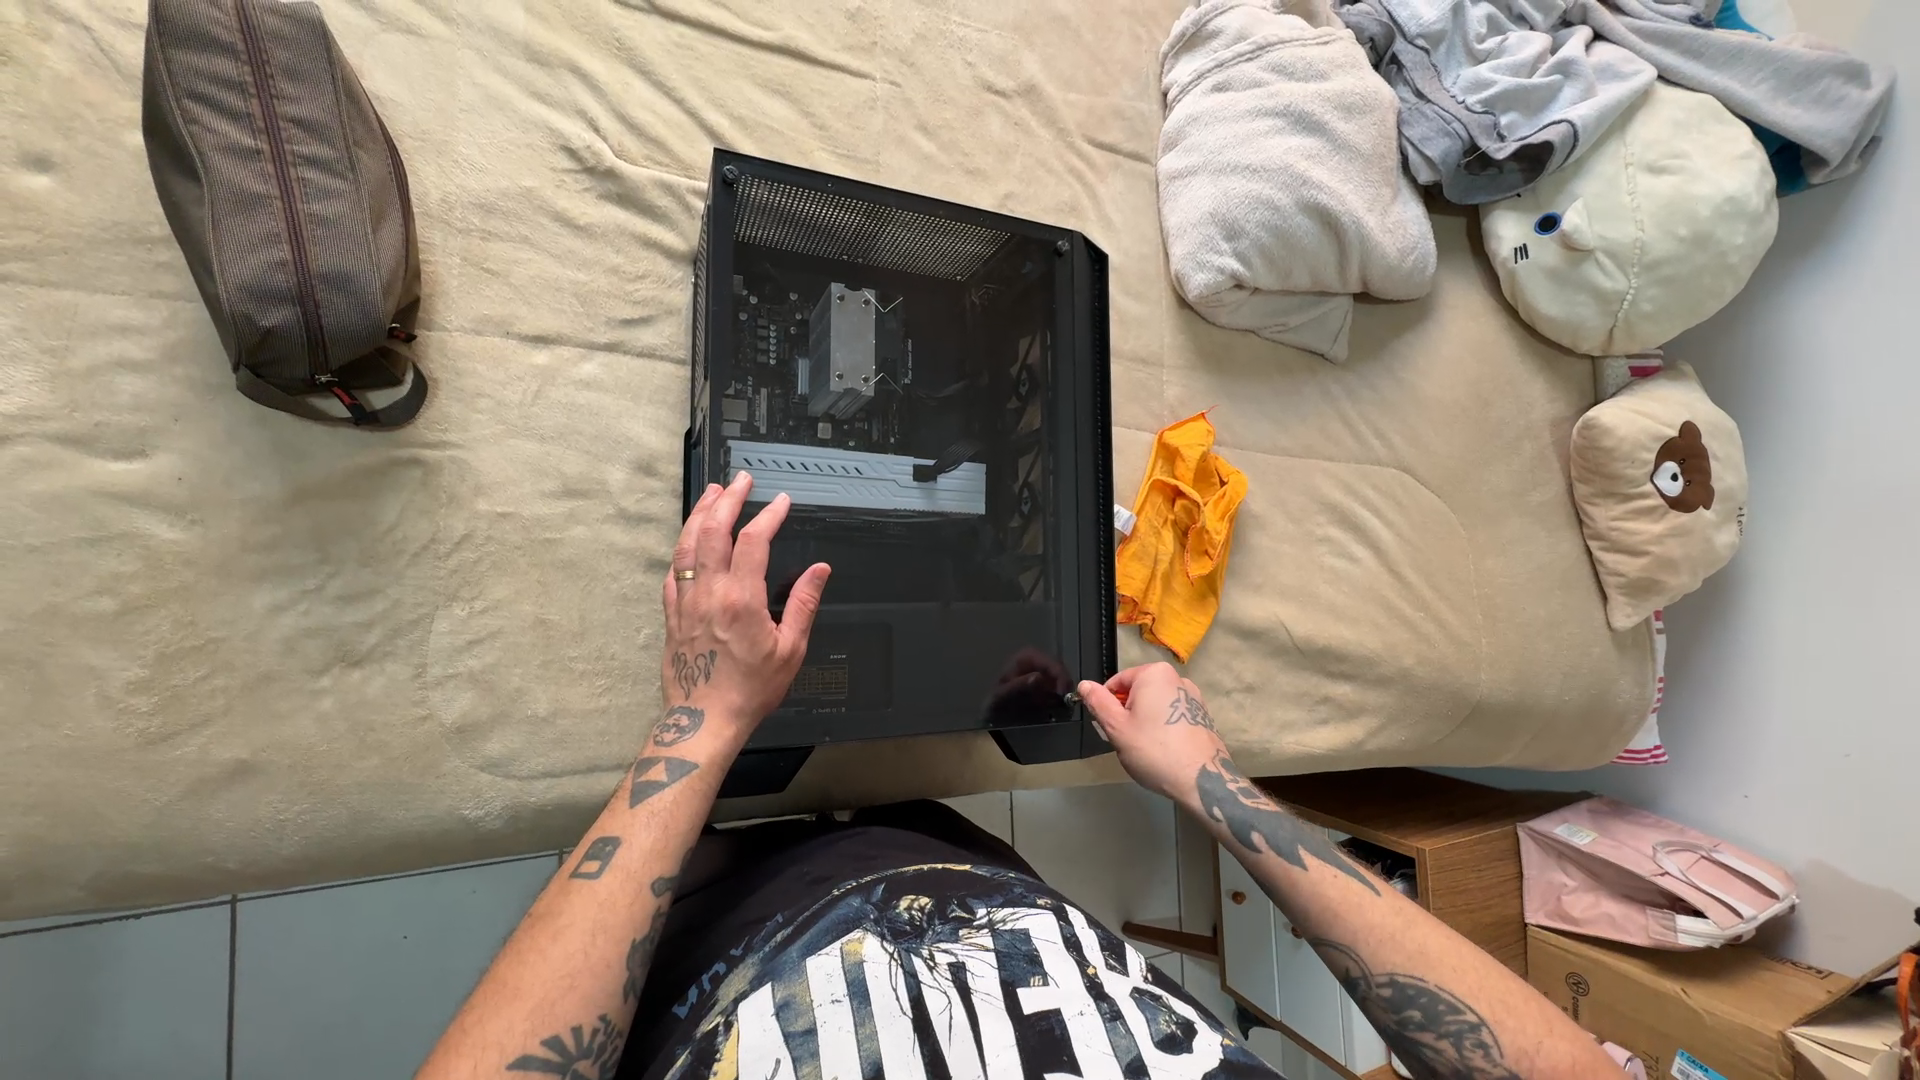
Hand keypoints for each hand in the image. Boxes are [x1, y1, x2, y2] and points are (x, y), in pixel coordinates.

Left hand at [658, 472, 829, 747]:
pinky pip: (672, 572)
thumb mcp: (791, 650)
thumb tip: (819, 570)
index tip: (781, 502)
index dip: (768, 515)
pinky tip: (688, 541)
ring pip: (687, 545)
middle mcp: (709, 593)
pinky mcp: (671, 616)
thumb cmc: (750, 690)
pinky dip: (681, 549)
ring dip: (700, 515)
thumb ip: (803, 604)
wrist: (704, 721)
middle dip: (728, 500)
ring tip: (712, 494)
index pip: (753, 541)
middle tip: (741, 481)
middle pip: (713, 531)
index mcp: (741, 599)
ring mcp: (685, 602)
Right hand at [1074, 663, 1226, 808]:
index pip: (1117, 682)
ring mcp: (1193, 697)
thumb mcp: (1116, 727)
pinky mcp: (1203, 716)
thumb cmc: (1154, 750)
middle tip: (1126, 740)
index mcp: (1154, 673)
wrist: (1202, 781)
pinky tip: (1164, 751)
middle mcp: (1177, 678)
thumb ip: (1098, 702)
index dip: (1107, 705)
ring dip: (1145, 722)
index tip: (1109, 728)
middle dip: (1127, 714)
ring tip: (1146, 749)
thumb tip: (1084, 685)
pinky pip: (1173, 716)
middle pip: (1138, 692)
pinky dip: (1164, 728)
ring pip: (1155, 705)